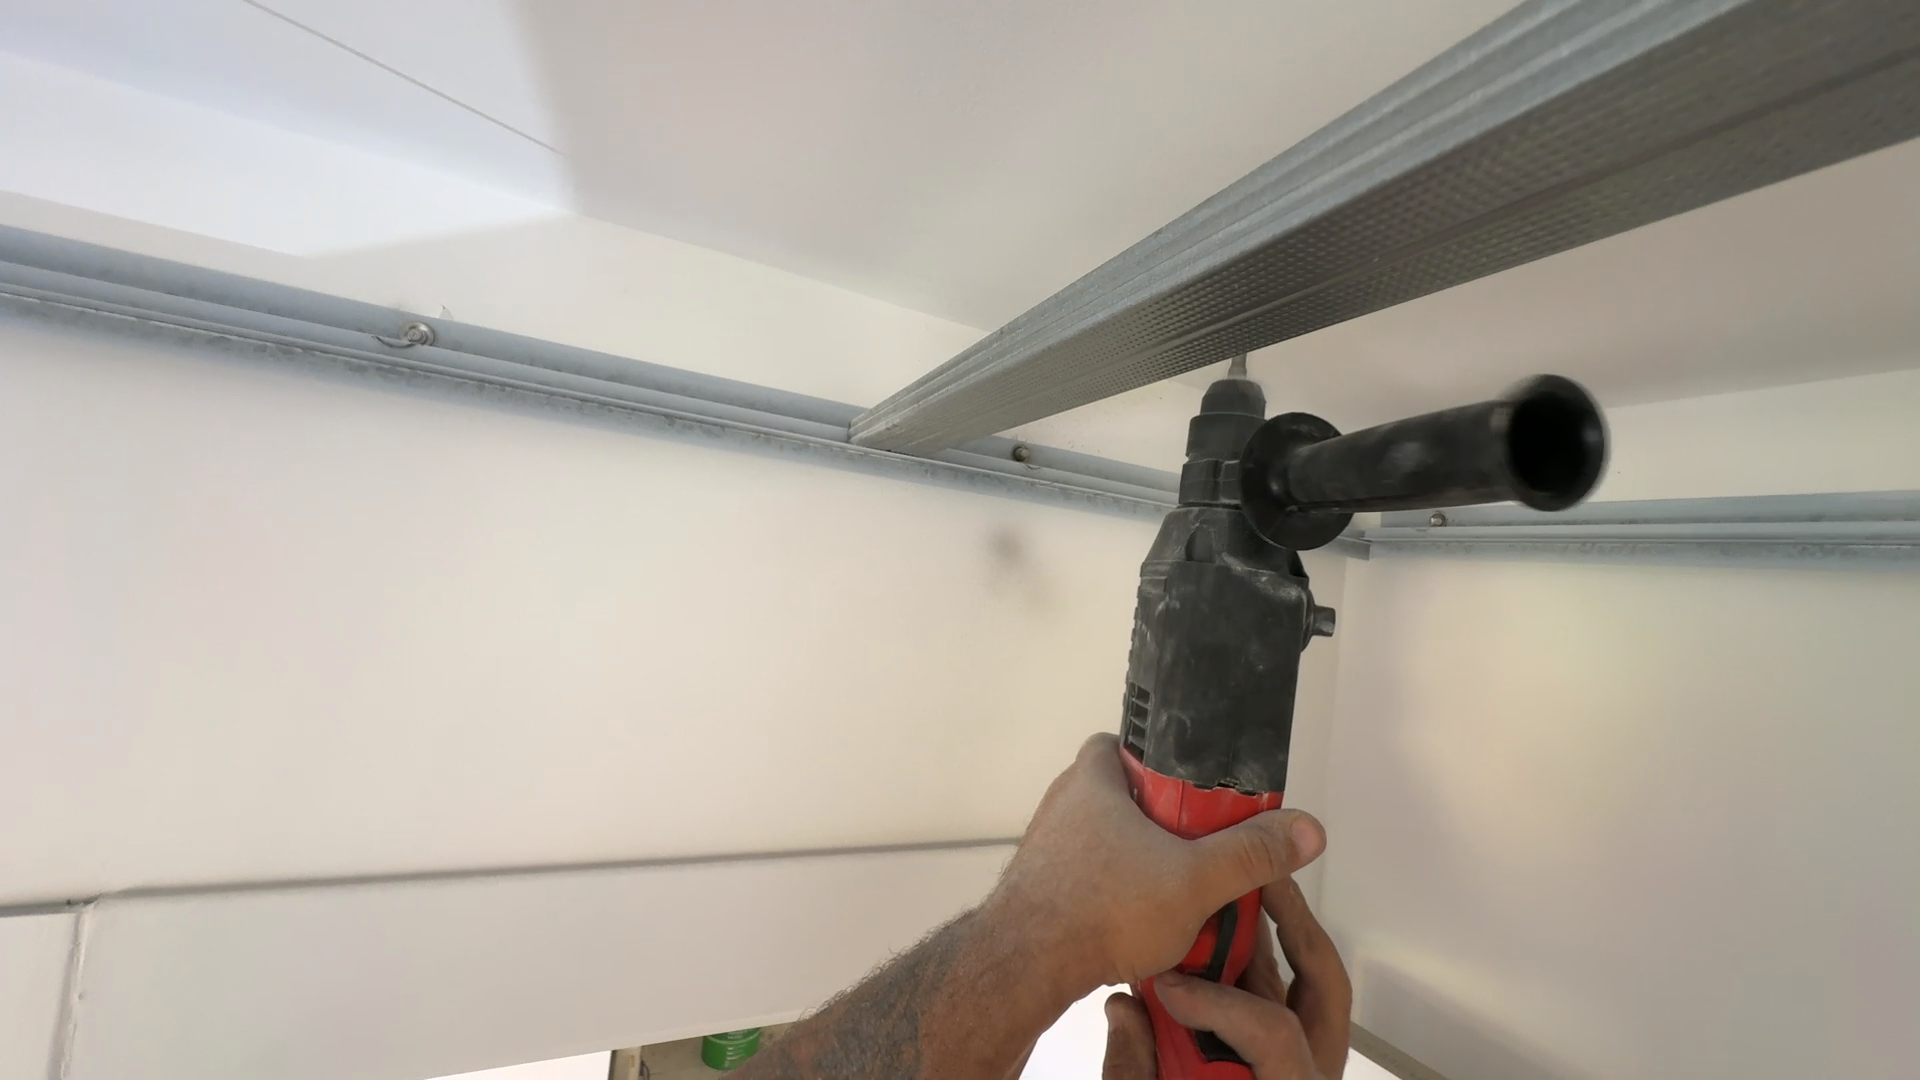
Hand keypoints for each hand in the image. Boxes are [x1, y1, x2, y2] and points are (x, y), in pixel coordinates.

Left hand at [982, 734, 1326, 995]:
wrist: (1027, 964)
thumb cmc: (1098, 908)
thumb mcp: (1194, 879)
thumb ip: (1250, 854)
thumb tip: (1304, 829)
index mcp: (1091, 778)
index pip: (1120, 743)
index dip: (1156, 760)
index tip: (1189, 786)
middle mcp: (1063, 802)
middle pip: (1119, 793)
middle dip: (1157, 818)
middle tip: (1193, 844)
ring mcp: (1049, 843)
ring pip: (1104, 837)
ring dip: (1136, 858)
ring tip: (1174, 887)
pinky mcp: (1042, 882)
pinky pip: (1087, 873)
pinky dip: (1114, 888)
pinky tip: (1138, 918)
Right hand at [1101, 878, 1352, 1078]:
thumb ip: (1135, 1074)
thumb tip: (1125, 1007)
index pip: (1277, 1037)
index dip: (1224, 1003)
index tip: (1170, 990)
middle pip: (1324, 995)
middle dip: (1293, 929)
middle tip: (1256, 881)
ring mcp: (1292, 1066)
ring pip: (1307, 986)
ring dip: (1279, 928)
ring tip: (1244, 883)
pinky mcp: (1272, 1058)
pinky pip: (1274, 994)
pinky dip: (1254, 953)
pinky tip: (1216, 929)